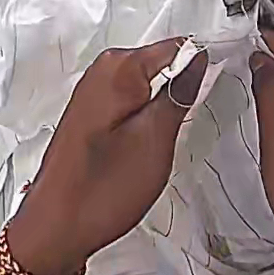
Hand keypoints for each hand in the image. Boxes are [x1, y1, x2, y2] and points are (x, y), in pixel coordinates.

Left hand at [8, 39, 207, 274]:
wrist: (55, 228)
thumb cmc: (102, 188)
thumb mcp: (156, 138)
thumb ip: (181, 91)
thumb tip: (199, 57)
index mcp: (119, 69)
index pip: (178, 46)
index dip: (204, 64)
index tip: (218, 86)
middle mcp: (103, 70)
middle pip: (163, 60)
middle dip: (184, 83)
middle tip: (191, 119)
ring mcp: (95, 90)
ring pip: (149, 80)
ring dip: (167, 100)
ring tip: (169, 133)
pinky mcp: (93, 110)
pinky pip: (133, 96)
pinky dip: (149, 111)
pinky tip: (151, 137)